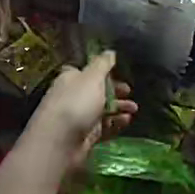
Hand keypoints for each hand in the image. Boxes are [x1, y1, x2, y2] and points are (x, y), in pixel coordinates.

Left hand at [29, 51, 134, 165]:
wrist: (60, 141)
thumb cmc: (76, 103)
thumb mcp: (92, 77)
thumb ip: (102, 64)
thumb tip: (109, 52)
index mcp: (70, 79)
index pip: (87, 72)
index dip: (103, 72)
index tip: (119, 72)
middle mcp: (72, 97)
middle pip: (96, 92)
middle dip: (115, 91)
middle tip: (129, 92)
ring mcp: (78, 118)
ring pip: (102, 110)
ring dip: (119, 108)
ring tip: (133, 109)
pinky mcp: (84, 136)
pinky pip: (103, 127)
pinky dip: (115, 123)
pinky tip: (126, 121)